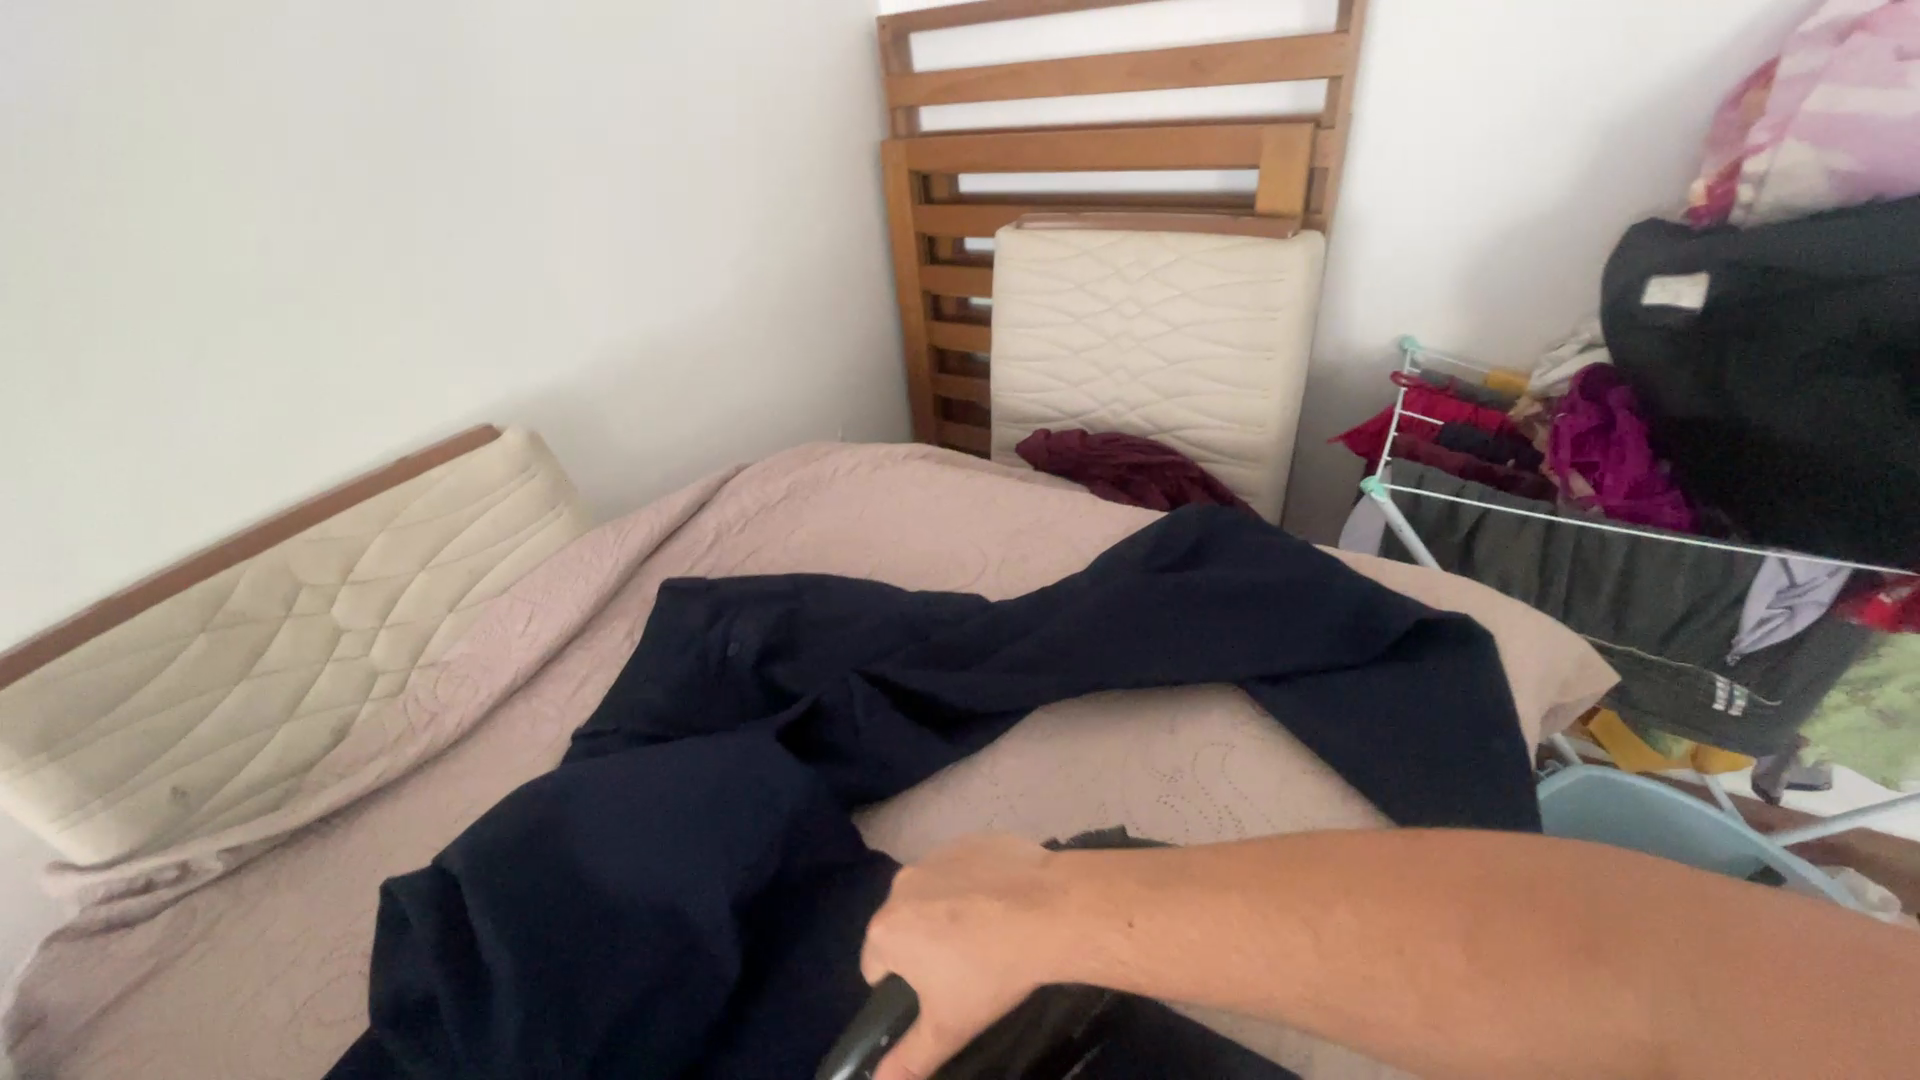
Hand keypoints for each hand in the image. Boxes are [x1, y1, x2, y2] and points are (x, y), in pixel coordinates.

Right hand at [859, 834, 1068, 1079]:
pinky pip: (962, 868)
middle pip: (903, 924)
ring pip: (932, 893)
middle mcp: (900, 884)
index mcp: (885, 928)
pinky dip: (975, 883)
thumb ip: (909, 1060)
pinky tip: (1005, 901)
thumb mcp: (948, 1028)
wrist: (1047, 910)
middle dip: (924, 945)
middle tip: (964, 966)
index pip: (876, 966)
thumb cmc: (990, 972)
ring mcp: (936, 855)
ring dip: (947, 910)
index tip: (937, 993)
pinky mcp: (969, 840)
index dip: (903, 986)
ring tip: (988, 933)